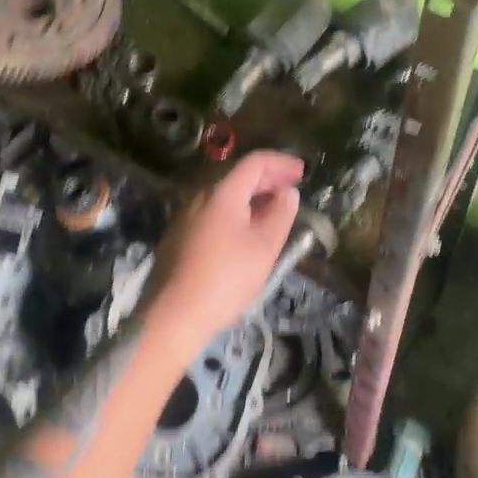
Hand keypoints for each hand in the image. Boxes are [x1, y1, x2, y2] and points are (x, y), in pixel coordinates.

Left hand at [145, 151, 302, 353]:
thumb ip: (280, 215)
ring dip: (253, 198)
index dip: (281, 162)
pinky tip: (247, 232)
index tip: (303, 171)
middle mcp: (201, 196)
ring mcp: (187, 217)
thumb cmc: (225, 278)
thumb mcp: (263, 247)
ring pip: (226, 196)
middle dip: (268, 179)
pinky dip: (237, 213)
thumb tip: (288, 193)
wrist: (174, 315)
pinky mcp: (180, 237)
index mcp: (222, 192)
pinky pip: (215, 213)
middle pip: (238, 177)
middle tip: (292, 190)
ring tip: (274, 211)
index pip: (255, 162)